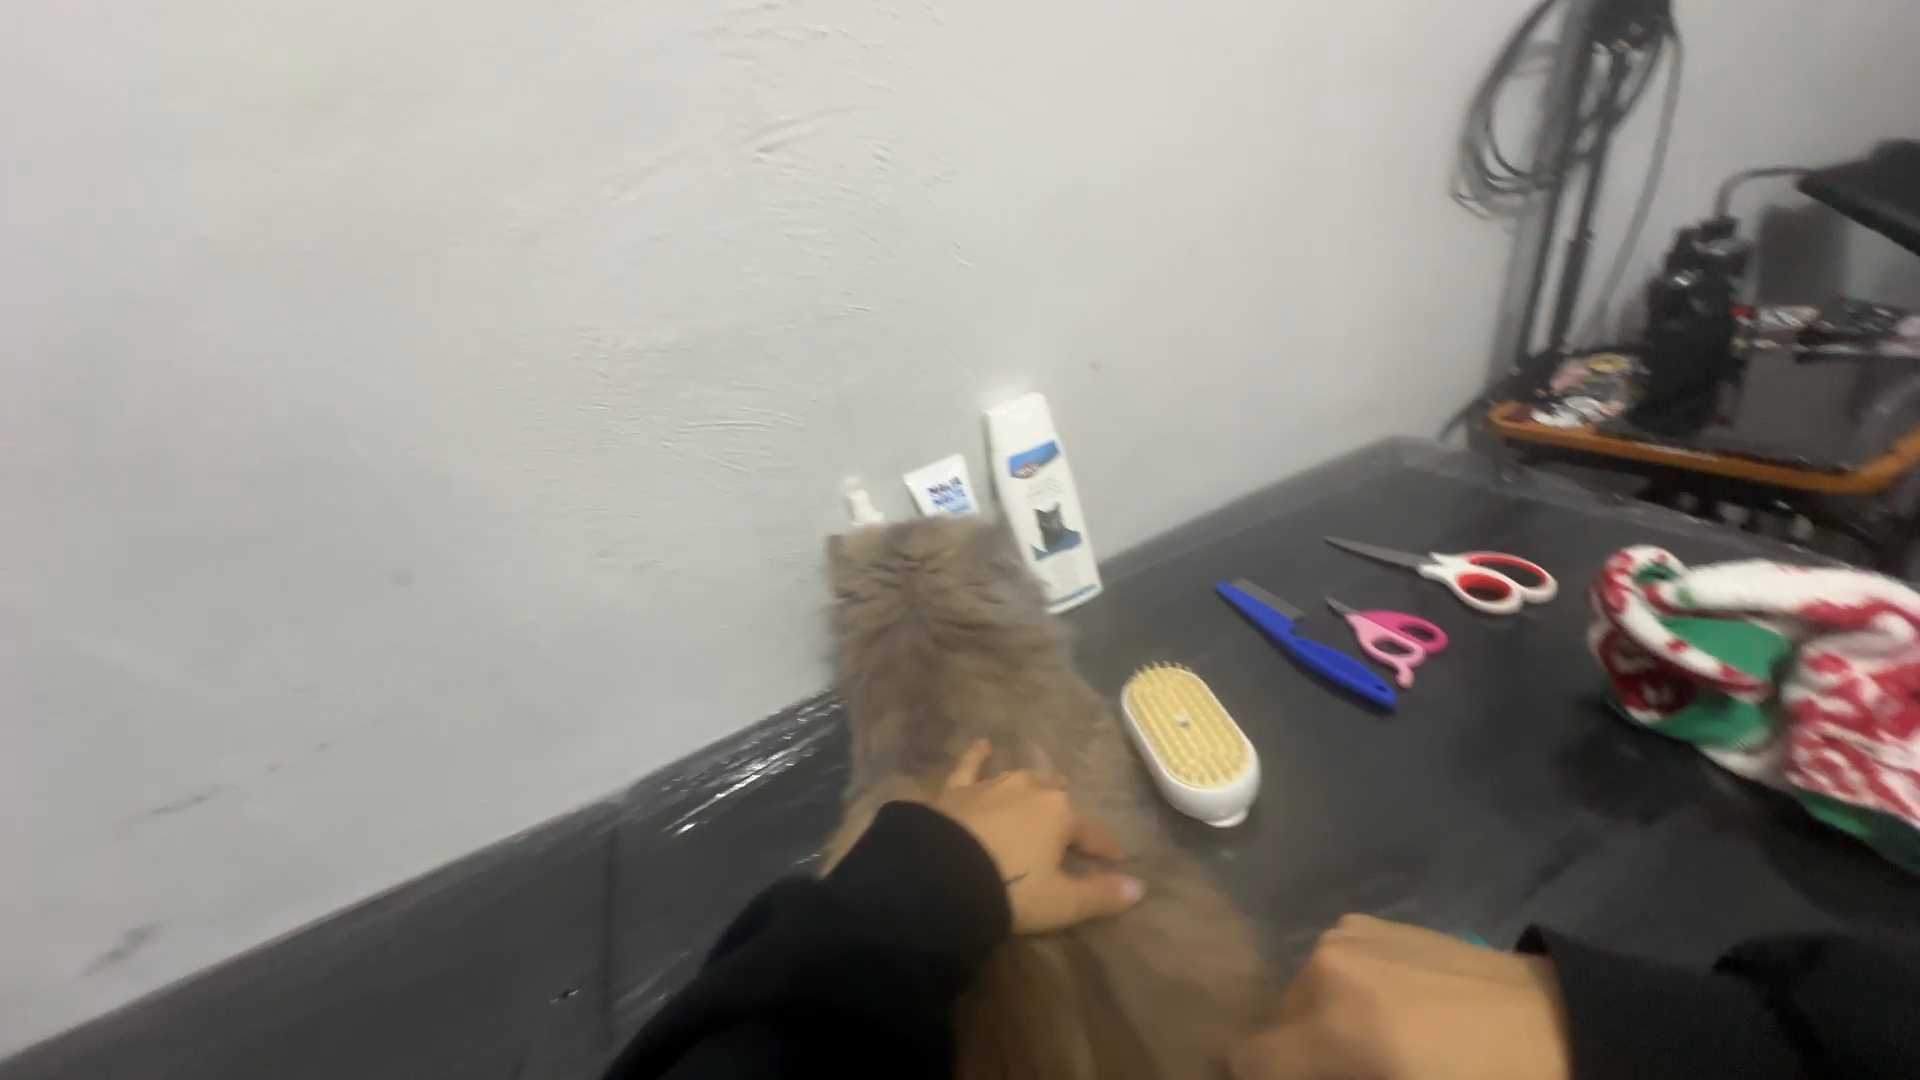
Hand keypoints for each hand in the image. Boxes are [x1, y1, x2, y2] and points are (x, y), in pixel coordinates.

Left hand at [931, 740, 1143, 933]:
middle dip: (1068, 813)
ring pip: (1023, 778)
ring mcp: (993, 784)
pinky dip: (979, 755)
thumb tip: (1140, 887)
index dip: (1107, 848)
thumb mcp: (1061, 903)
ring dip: (1036, 787)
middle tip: (1071, 832)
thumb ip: (1101, 896)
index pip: (1094, 832)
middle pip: (1059, 796)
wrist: (941, 874)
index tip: (1116, 859)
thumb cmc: (1010, 888)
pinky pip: (972, 765)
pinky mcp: (959, 789)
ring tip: (1044, 791)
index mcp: (1061, 813)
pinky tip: (983, 744)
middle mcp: (1031, 788)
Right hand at [1231, 915, 1570, 1079]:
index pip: (1252, 1059)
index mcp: (1333, 1025)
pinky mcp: (1367, 923)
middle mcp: (1322, 966)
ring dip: (1322, 1024)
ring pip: (1303, 992)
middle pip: (1276, 1023)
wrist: (1562, 1030)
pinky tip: (1393, 1015)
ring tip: (1380, 1050)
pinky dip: (1345, 994)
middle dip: (1301, 1058)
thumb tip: (1323, 1071)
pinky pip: (1332, 966)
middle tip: (1352, 1076)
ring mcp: (1344, 936)